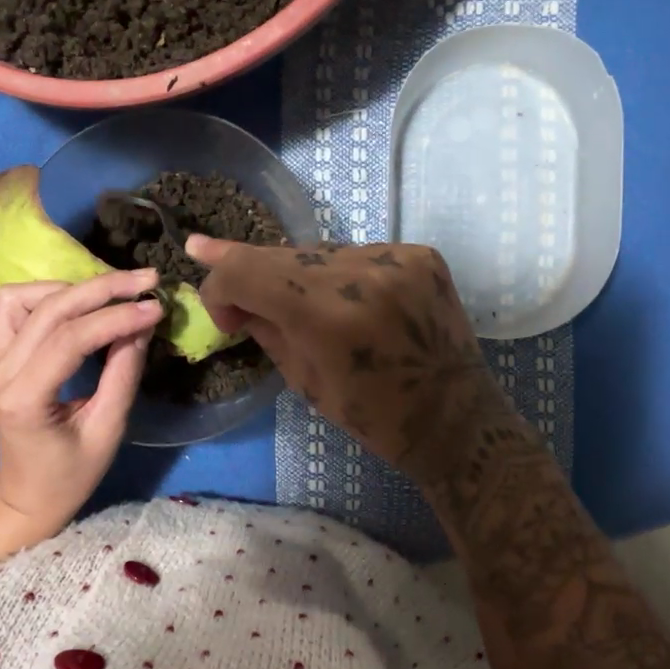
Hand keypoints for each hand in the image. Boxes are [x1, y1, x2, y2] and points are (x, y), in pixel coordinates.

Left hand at [0, 269, 163, 531]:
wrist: (27, 495)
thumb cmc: (71, 474)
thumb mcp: (107, 431)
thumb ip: (122, 375)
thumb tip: (142, 324)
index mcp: (24, 399)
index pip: (70, 338)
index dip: (116, 316)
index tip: (156, 307)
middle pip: (47, 309)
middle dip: (100, 289)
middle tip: (144, 283)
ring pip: (14, 299)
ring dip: (60, 290)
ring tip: (100, 299)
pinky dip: (24, 302)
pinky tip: (56, 312)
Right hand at [188, 237, 515, 490]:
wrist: (455, 416)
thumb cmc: (374, 416)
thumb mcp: (305, 382)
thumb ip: (266, 330)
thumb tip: (232, 301)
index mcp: (328, 316)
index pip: (247, 272)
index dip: (219, 286)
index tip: (223, 314)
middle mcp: (362, 274)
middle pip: (280, 255)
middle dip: (248, 272)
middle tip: (214, 263)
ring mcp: (396, 258)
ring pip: (318, 252)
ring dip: (296, 274)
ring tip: (292, 300)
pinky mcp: (420, 254)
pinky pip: (357, 255)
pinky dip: (339, 275)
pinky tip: (342, 300)